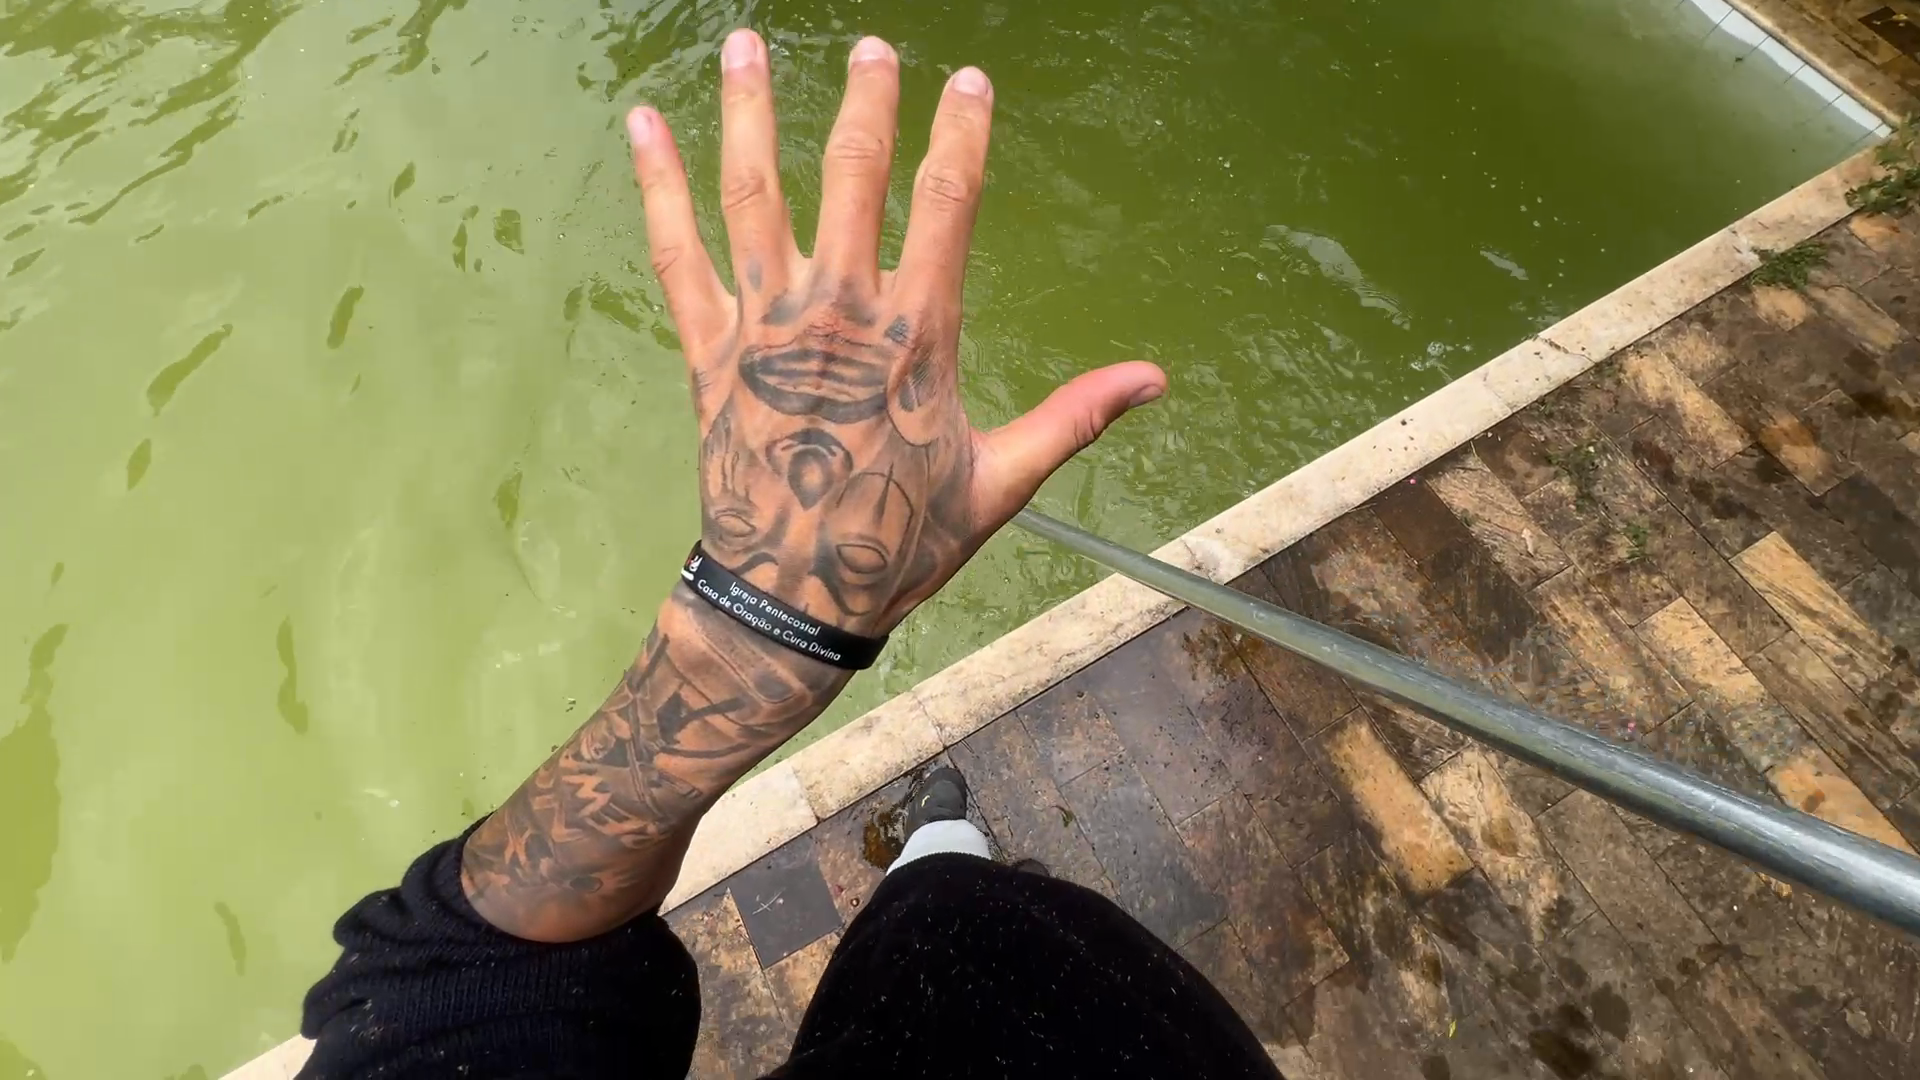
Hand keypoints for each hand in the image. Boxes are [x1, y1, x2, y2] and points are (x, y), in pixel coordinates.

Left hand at [627, 29, 1164, 636]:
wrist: (798, 596)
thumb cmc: (902, 542)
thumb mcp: (1000, 484)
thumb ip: (1072, 418)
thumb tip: (1153, 380)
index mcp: (918, 338)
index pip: (947, 206)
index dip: (961, 136)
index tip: (968, 82)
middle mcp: (840, 314)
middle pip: (853, 177)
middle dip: (867, 105)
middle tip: (872, 49)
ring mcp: (767, 327)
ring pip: (756, 195)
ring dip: (753, 114)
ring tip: (744, 46)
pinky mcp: (709, 352)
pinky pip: (678, 256)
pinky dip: (660, 190)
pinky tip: (644, 128)